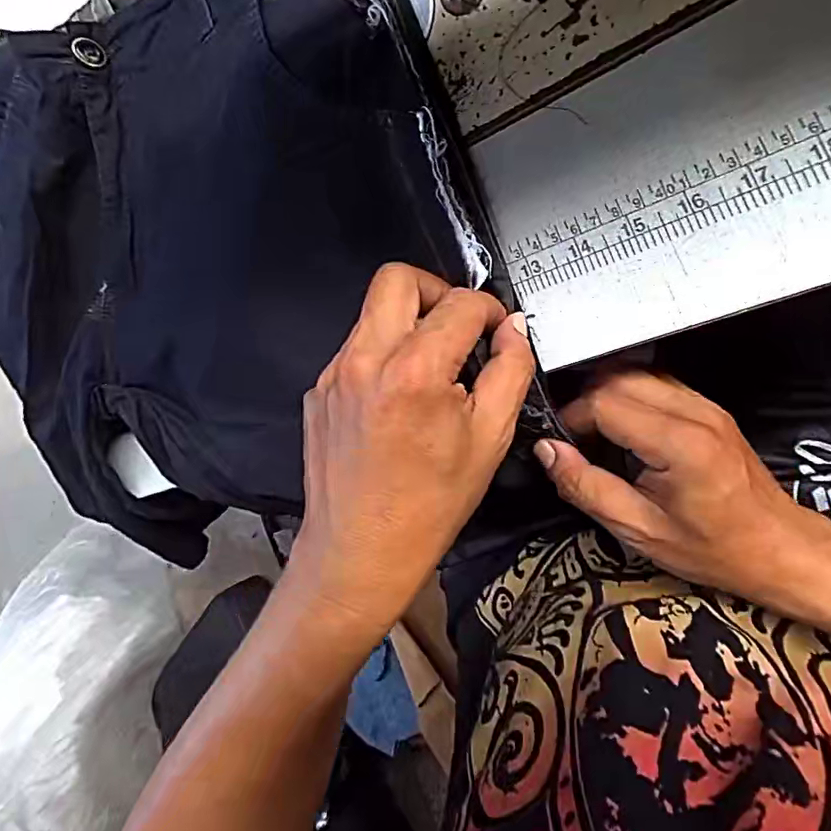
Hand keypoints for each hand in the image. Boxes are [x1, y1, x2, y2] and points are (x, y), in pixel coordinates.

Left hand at [292, 263, 535, 630]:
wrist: (359, 552)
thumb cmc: (427, 506)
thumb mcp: (490, 437)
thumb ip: (510, 370)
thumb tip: (512, 330)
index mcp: (412, 371)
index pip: (458, 303)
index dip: (487, 309)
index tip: (495, 328)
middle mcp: (364, 360)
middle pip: (397, 278)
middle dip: (436, 290)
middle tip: (456, 324)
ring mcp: (334, 373)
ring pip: (373, 312)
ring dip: (408, 322)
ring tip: (431, 365)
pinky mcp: (319, 389)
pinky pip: (355, 348)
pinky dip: (383, 354)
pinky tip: (399, 395)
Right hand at [535, 370, 827, 603]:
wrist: (782, 548)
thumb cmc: (718, 549)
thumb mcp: (641, 531)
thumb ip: (587, 487)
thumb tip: (548, 452)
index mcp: (680, 444)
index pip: (604, 403)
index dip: (572, 419)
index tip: (563, 445)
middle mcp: (695, 413)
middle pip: (617, 378)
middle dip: (585, 403)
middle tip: (575, 440)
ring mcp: (705, 405)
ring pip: (635, 374)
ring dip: (606, 396)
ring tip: (597, 435)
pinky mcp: (708, 407)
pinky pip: (655, 383)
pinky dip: (629, 397)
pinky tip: (625, 430)